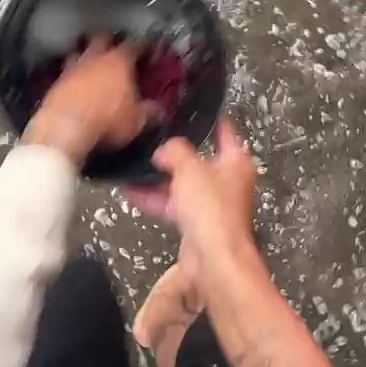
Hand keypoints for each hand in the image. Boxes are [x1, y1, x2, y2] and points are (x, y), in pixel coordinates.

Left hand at [23, 37, 156, 163]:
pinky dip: (72, 74)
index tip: (147, 47)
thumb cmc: (108, 120)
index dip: (142, 45)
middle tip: (115, 49)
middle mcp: (96, 57)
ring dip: (86, 55)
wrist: (65, 126)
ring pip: (80, 51)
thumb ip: (150, 112)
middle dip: (110, 41)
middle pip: (102, 38)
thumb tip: (159, 110)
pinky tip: (74, 82)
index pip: (134, 45)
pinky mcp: (56, 80)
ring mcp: (73, 66)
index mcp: (119, 61)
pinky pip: (66, 70)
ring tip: (91, 64)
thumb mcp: (137, 121)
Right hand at [123, 119, 262, 295]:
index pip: (223, 130)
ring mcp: (210, 203)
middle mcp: (226, 180)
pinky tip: (129, 190)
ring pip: (181, 183)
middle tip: (150, 136)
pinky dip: (153, 198)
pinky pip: (172, 205)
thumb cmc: (210, 207)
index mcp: (235, 161)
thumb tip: (163, 151)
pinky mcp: (196, 223)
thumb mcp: (190, 167)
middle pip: (197, 159)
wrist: (213, 260)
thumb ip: (174, 151)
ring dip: (158, 177)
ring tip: (132, 163)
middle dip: (173, 151)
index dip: (208, 117)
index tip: (189, 106)